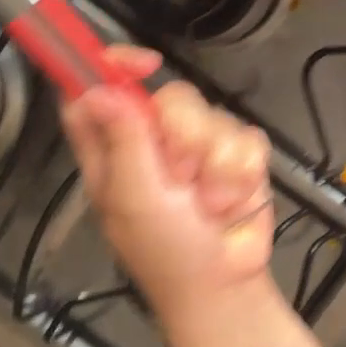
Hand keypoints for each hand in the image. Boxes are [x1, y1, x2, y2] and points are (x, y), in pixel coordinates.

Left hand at [60, 47, 273, 309]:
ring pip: (216, 118)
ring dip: (219, 166)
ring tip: (211, 203)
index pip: (97, 90)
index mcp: (113, 149)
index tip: (143, 64)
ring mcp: (200, 149)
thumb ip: (123, 142)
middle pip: (172, 99)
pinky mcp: (239, 159)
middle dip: (186, 136)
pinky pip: (249, 139)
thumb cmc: (166, 250)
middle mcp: (154, 142)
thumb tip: (99, 88)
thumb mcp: (135, 200)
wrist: (225, 282)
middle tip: (181, 176)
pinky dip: (246, 172)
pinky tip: (235, 199)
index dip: (111, 67)